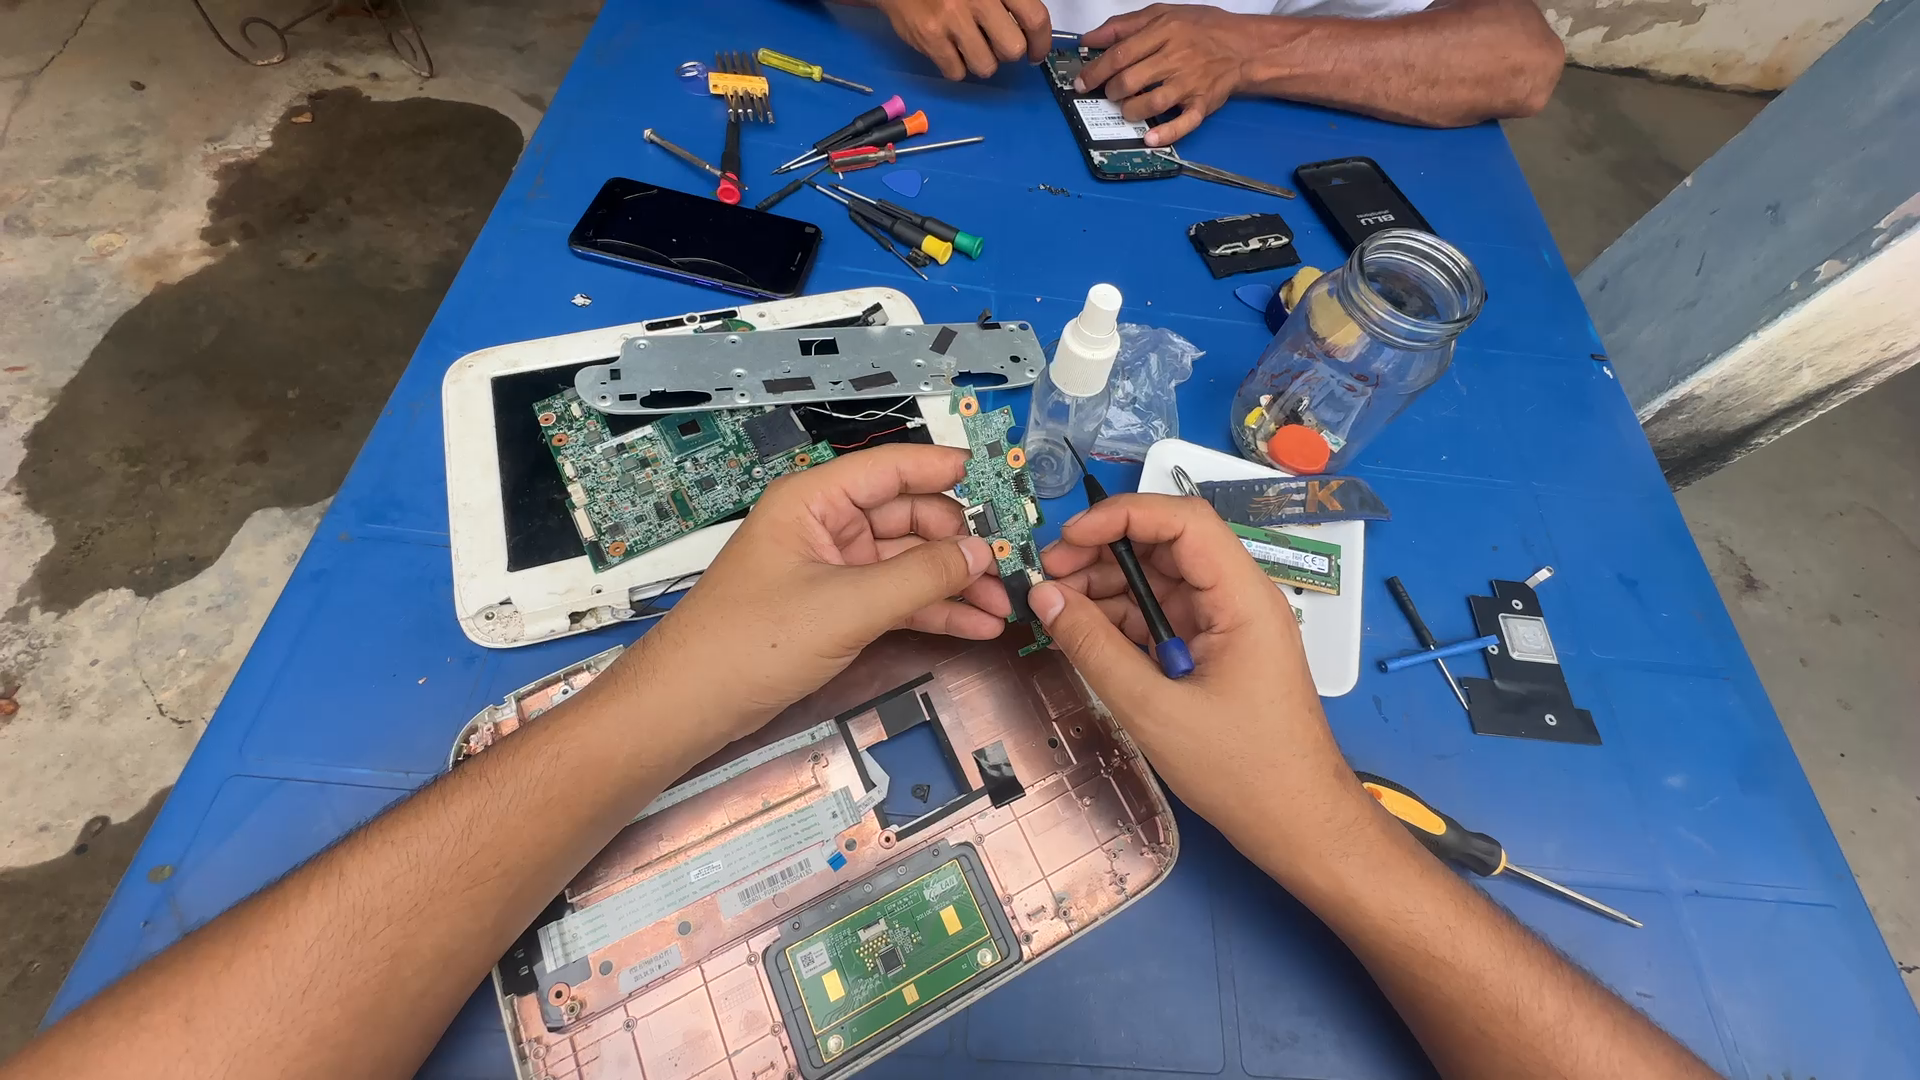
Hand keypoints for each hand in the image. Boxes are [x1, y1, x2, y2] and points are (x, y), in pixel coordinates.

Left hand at [615, 445, 1008, 747]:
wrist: (693, 706)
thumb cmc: (755, 640)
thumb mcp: (847, 605)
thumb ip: (920, 577)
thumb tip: (982, 552)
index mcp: (815, 501)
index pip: (889, 469)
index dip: (941, 468)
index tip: (993, 476)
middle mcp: (828, 526)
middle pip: (907, 518)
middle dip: (957, 544)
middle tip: (1006, 567)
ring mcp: (835, 569)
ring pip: (907, 564)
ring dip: (953, 584)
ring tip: (1000, 606)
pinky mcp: (838, 607)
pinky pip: (895, 599)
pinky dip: (931, 611)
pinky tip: (973, 626)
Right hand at [875, 0, 1051, 79]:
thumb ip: (1007, 0)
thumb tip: (1029, 31)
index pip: (1034, 19)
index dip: (1040, 43)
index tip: (1036, 53)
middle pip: (1012, 49)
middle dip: (1006, 53)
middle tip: (996, 44)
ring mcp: (953, 19)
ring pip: (985, 66)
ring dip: (980, 61)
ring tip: (968, 43)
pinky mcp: (931, 37)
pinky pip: (957, 72)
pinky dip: (955, 66)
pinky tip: (948, 48)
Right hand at [1031, 494, 1376, 880]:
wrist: (1298, 826)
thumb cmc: (1241, 771)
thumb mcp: (1153, 708)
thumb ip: (1093, 647)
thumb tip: (1043, 596)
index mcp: (1240, 597)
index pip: (1182, 521)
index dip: (1121, 516)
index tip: (1068, 540)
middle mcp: (1234, 597)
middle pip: (1164, 545)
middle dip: (1102, 552)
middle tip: (1048, 577)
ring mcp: (1221, 623)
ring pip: (1155, 580)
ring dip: (1103, 586)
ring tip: (1055, 608)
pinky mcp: (1209, 649)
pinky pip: (1157, 615)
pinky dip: (1117, 619)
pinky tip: (1081, 633)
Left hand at [1077, 4, 1248, 144]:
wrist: (1243, 45)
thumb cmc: (1200, 29)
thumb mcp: (1164, 14)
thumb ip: (1125, 26)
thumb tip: (1089, 39)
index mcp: (1165, 30)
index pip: (1120, 54)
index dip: (1095, 72)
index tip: (1081, 83)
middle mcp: (1176, 56)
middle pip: (1131, 80)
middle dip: (1111, 92)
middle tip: (1110, 94)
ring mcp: (1190, 83)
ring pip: (1152, 102)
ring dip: (1130, 111)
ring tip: (1127, 109)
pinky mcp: (1202, 104)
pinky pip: (1183, 124)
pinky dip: (1165, 134)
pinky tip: (1149, 138)